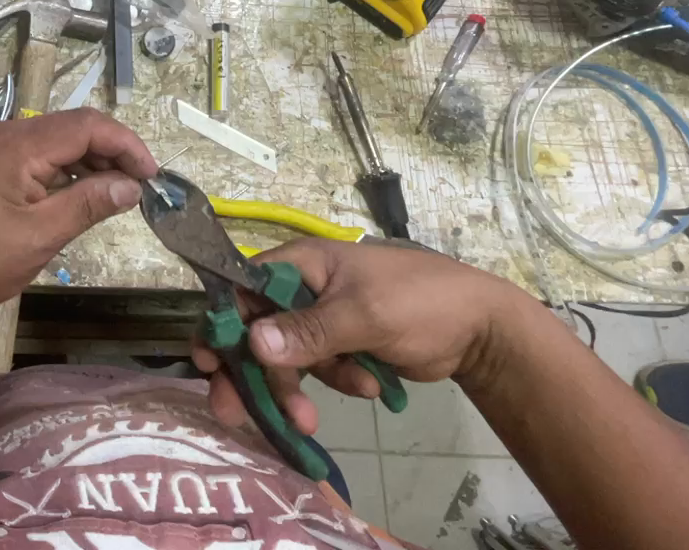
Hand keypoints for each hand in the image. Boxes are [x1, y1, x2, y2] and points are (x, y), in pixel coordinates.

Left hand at [0, 109, 157, 322]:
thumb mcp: (39, 237)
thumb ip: (87, 204)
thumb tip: (131, 186)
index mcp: (19, 145)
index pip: (87, 126)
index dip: (126, 145)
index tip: (152, 176)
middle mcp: (7, 133)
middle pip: (74, 126)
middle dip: (112, 150)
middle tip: (139, 186)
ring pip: (58, 137)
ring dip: (91, 158)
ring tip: (117, 192)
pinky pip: (39, 151)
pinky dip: (67, 166)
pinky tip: (82, 191)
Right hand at [195, 238, 535, 434]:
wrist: (482, 328)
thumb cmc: (419, 301)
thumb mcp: (363, 314)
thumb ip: (308, 331)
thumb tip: (253, 344)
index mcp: (300, 264)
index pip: (243, 288)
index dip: (221, 321)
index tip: (206, 360)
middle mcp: (302, 289)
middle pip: (258, 330)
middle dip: (251, 373)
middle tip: (231, 412)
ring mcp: (322, 319)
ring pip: (287, 358)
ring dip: (297, 390)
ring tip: (309, 424)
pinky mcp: (342, 345)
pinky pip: (320, 370)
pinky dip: (338, 383)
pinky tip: (371, 386)